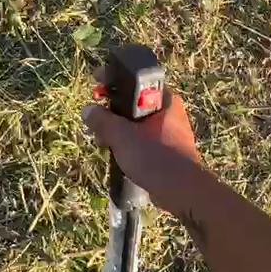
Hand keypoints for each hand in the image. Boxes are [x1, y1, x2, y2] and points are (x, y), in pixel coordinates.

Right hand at [81, 88, 214, 212]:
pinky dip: (127, 142)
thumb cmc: (155, 156)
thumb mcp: (122, 136)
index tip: (97, 82)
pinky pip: (141, 138)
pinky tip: (114, 152)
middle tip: (94, 118)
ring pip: (136, 123)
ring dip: (116, 129)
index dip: (114, 80)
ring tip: (100, 140)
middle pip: (133, 103)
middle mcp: (169, 111)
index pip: (136, 80)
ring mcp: (168, 131)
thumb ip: (103, 121)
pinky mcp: (166, 149)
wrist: (183, 191)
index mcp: (164, 99)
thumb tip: (88, 110)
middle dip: (111, 110)